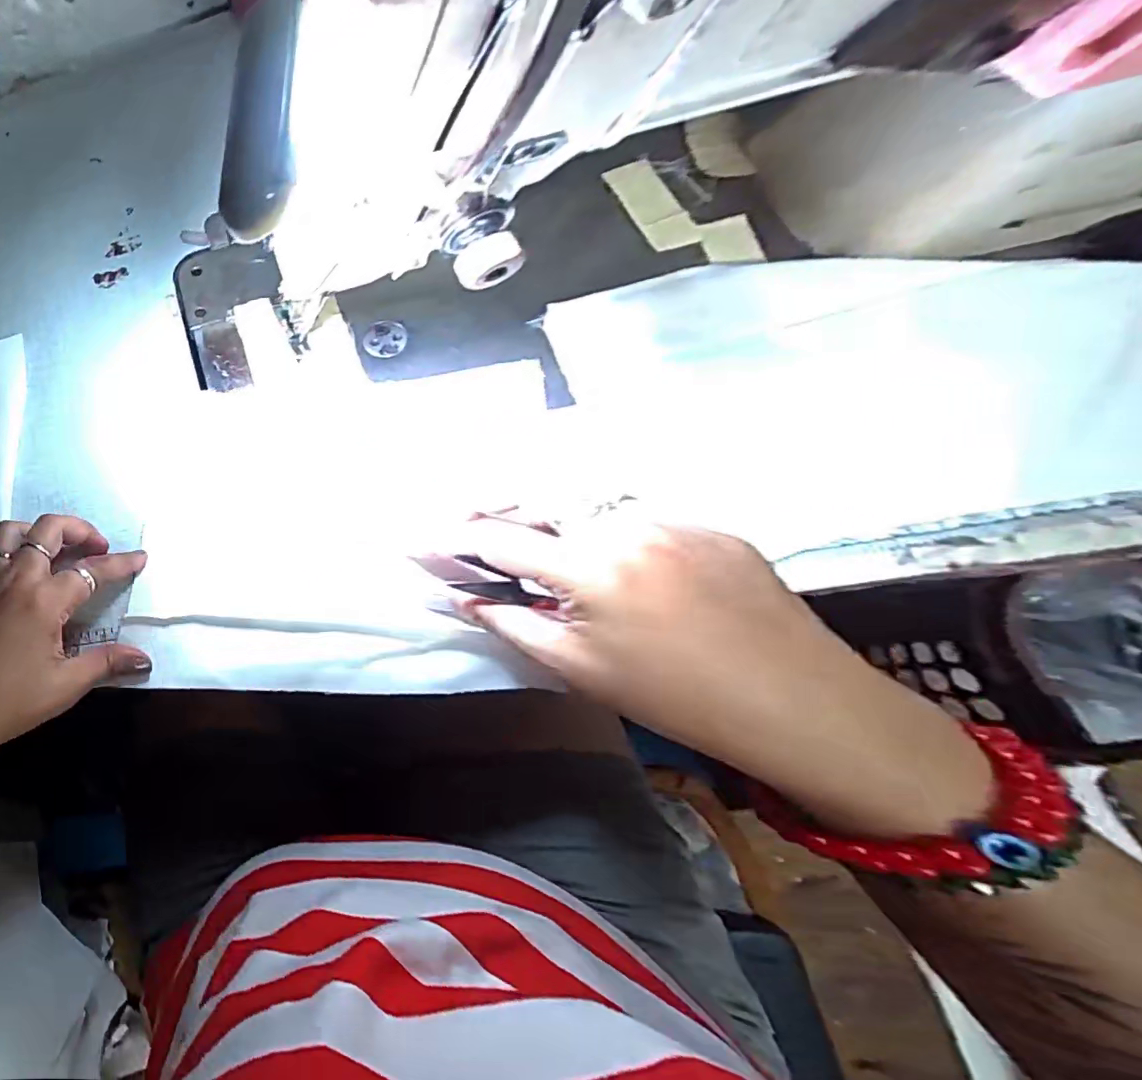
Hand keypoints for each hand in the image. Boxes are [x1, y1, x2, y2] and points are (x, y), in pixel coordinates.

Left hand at [0, 514, 149, 783]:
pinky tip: (2, 566)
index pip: (91, 571)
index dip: (120, 563)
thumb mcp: (65, 686)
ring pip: (8, 533)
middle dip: (79, 529)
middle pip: (48, 530)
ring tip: (52, 550)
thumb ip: (105, 663)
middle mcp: (16, 580)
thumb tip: (143, 659)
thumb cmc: (10, 702)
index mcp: (45, 600)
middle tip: (97, 547)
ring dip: (35, 532)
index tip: (141, 558)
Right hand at [423, 508, 992, 836]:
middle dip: (495, 509)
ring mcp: (675, 521)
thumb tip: (461, 597)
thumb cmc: (674, 697)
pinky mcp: (711, 527)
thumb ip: (511, 622)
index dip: (455, 539)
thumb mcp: (577, 667)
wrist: (803, 706)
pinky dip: (605, 531)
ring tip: (533, 540)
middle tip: (468, 523)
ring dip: (551, 518)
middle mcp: (628, 527)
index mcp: (592, 567)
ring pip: (590, 506)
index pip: (501, 538)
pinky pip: (638, 519)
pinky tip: (611, 562)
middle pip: (540, 501)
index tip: (423, 541)